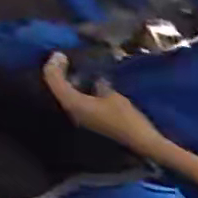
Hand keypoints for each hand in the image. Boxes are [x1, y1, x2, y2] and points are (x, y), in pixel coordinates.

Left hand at [42, 52, 164, 154]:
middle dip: (61, 74)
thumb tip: (96, 80)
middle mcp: (70, 109)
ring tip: (80, 76)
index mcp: (71, 101)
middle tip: (66, 63)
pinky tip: (90, 91)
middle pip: (57, 87)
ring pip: (68, 96)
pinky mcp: (92, 123)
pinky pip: (79, 104)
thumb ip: (101, 86)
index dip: (55, 64)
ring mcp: (81, 118)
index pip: (53, 78)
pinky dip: (81, 94)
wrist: (143, 143)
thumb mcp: (115, 98)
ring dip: (72, 85)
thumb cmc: (128, 120)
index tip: (60, 54)